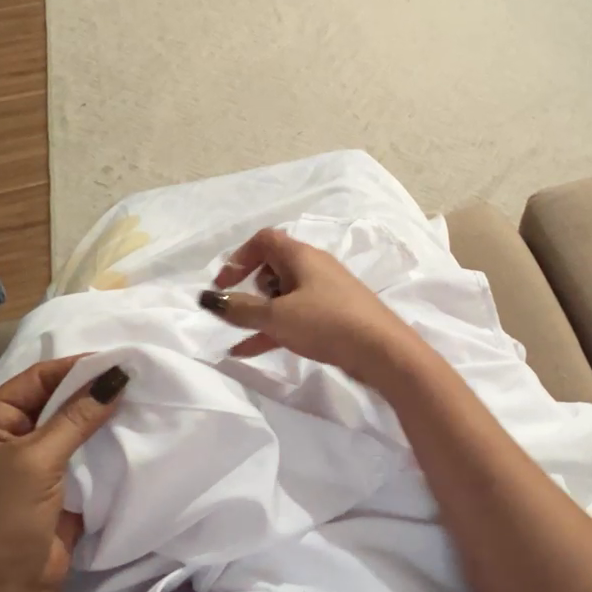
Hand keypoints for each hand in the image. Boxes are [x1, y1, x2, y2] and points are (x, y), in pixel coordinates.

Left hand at [0, 355, 128, 591]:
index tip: (120, 358)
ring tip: (140, 394)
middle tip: (136, 373)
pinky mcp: (56, 484)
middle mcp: (6, 436)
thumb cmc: (5, 519)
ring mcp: (31, 461)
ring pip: (72, 424)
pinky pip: (83, 451)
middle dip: (91, 388)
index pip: (36, 379)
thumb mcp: (38, 459)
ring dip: (101, 414)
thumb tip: (118, 375)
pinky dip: (104, 439)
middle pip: (55, 399)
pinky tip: (132, 427)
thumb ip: (78, 415)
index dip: (76, 367)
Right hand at [202, 228, 427, 385]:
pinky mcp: (333, 317)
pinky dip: (273, 329)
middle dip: (251, 286)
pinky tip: (249, 350)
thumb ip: (241, 309)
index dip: (239, 257)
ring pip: (284, 294)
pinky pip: (294, 317)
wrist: (382, 351)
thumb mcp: (277, 317)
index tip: (223, 284)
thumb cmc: (326, 323)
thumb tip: (209, 299)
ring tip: (243, 333)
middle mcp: (314, 268)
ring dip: (261, 311)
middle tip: (240, 309)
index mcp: (301, 256)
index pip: (264, 240)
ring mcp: (325, 293)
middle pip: (274, 266)